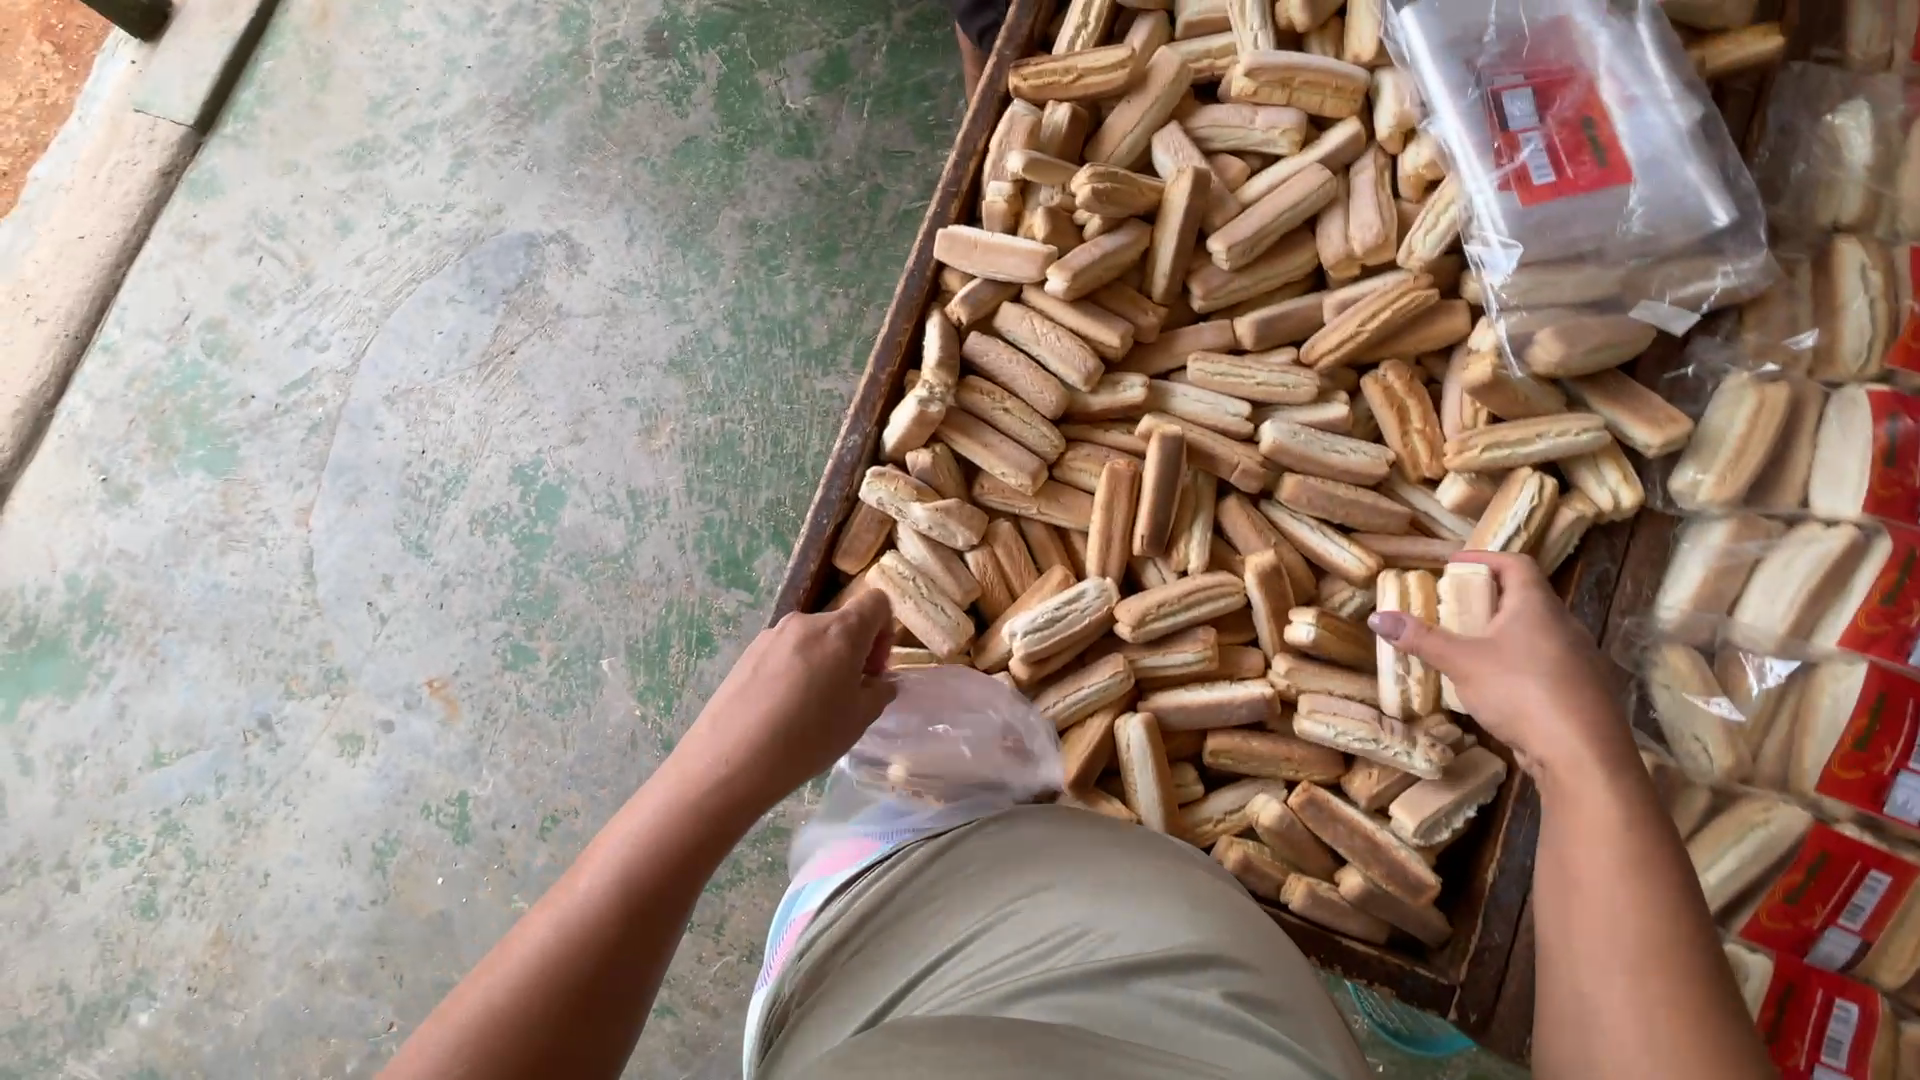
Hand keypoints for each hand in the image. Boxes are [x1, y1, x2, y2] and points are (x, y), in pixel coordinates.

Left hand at [668, 590, 897, 814]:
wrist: (731, 760)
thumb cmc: (808, 738)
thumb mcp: (859, 720)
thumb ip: (878, 692)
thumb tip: (878, 682)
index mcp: (841, 631)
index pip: (876, 602)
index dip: (885, 632)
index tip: (873, 671)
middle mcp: (806, 622)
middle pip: (842, 623)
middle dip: (853, 653)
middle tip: (846, 696)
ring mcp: (772, 635)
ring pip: (812, 639)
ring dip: (823, 662)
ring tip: (810, 707)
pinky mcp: (747, 652)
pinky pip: (785, 652)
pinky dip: (794, 670)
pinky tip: (782, 709)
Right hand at [1367, 552, 1634, 781]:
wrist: (1583, 755)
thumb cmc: (1520, 692)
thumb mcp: (1460, 662)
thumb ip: (1420, 638)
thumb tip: (1377, 617)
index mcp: (1537, 606)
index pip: (1516, 563)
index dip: (1484, 558)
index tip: (1453, 565)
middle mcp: (1563, 625)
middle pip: (1525, 597)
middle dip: (1486, 598)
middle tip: (1451, 607)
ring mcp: (1578, 659)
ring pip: (1535, 632)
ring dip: (1502, 632)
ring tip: (1467, 646)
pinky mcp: (1581, 690)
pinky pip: (1545, 663)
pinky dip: (1517, 662)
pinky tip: (1496, 685)